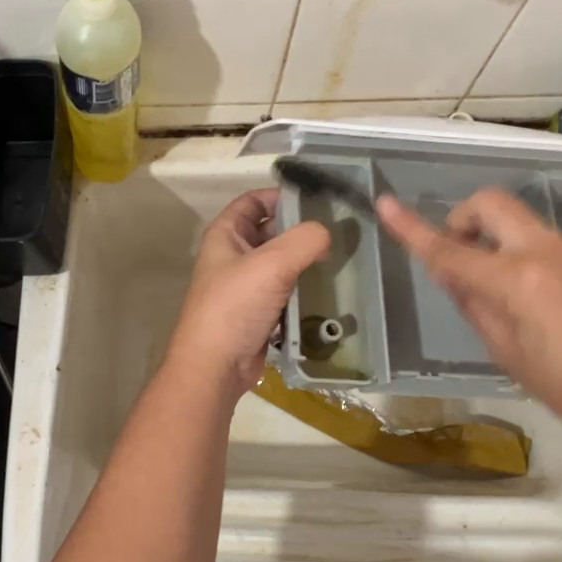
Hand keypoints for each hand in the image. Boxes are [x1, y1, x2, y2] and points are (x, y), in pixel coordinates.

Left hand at [165, 189, 330, 390]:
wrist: (215, 366)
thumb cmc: (234, 307)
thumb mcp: (271, 264)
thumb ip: (304, 240)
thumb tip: (327, 233)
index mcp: (225, 235)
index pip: (253, 201)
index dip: (281, 195)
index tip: (320, 197)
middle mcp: (233, 256)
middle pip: (272, 232)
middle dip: (302, 229)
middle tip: (343, 229)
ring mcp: (246, 286)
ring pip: (282, 264)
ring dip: (308, 261)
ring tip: (346, 256)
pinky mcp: (260, 312)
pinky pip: (287, 292)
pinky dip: (306, 289)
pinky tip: (334, 289)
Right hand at [376, 189, 561, 442]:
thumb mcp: (515, 359)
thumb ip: (478, 310)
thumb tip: (457, 278)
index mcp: (519, 280)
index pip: (449, 250)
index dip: (412, 229)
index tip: (385, 205)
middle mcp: (550, 252)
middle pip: (493, 205)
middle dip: (463, 218)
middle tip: (458, 256)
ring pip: (525, 228)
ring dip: (500, 246)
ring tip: (506, 304)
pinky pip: (554, 249)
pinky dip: (532, 263)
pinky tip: (550, 314)